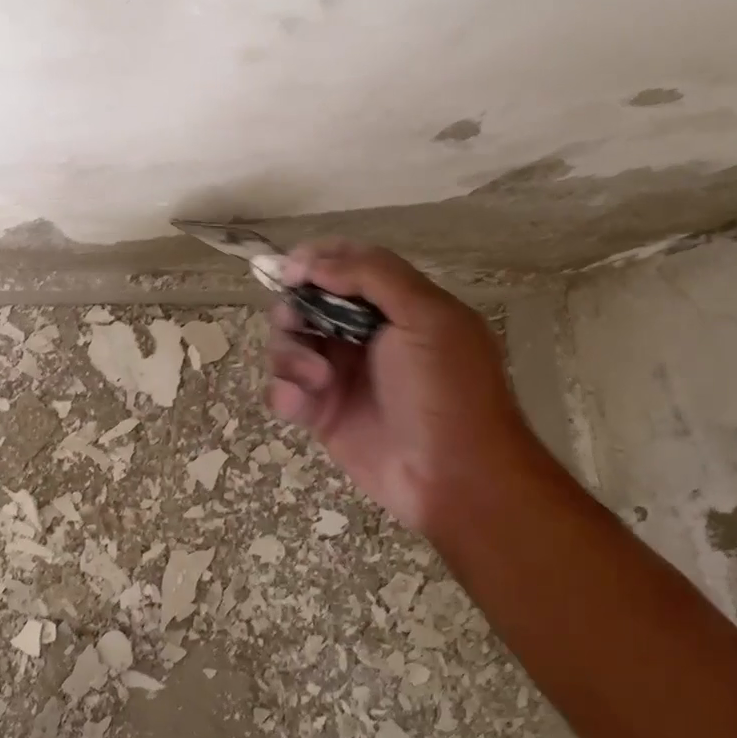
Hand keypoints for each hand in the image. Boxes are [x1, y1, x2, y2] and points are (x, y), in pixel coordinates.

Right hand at [264, 239, 537, 533]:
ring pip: (288, 344)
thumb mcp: (426, 318)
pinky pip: (283, 389)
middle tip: (297, 325)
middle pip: (306, 303)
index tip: (291, 271)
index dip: (315, 261)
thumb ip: (371, 276)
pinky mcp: (321, 413)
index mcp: (396, 306)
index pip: (347, 265)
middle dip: (293, 311)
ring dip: (289, 356)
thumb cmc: (447, 390)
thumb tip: (310, 261)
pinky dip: (284, 393)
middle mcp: (364, 336)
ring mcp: (340, 375)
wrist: (453, 476)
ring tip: (316, 381)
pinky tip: (301, 405)